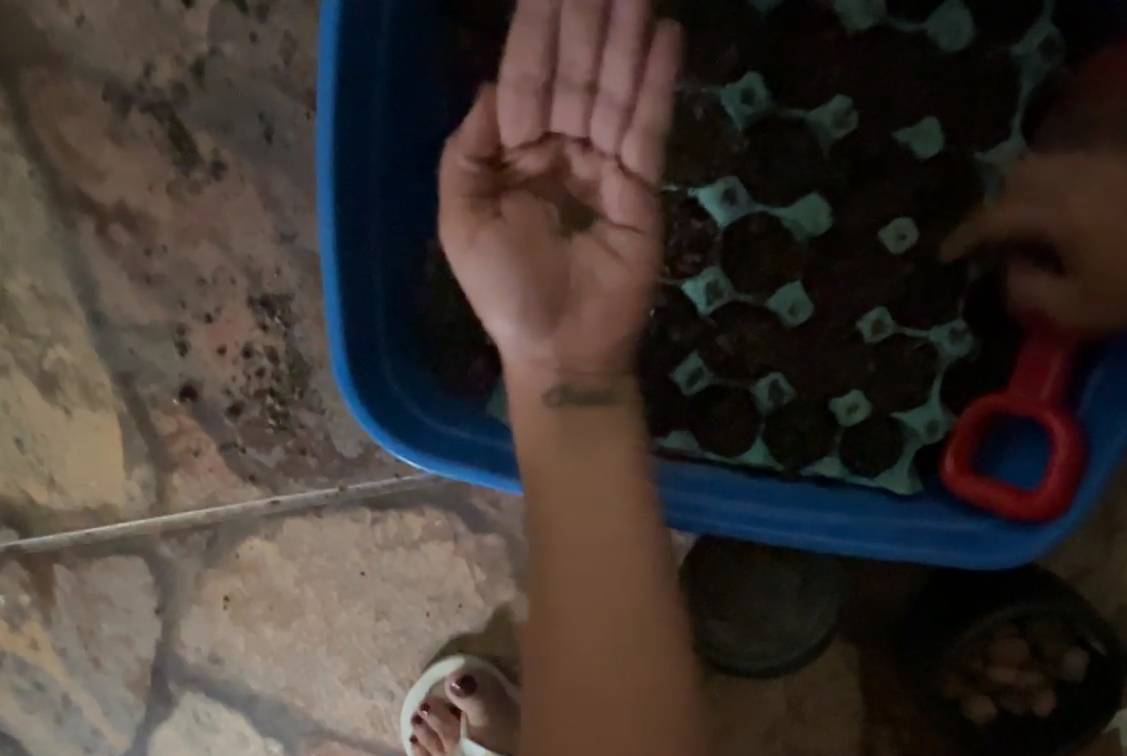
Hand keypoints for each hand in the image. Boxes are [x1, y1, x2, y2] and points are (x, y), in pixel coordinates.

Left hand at [438, 0, 682, 380]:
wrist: (559, 351)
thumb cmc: (505, 293)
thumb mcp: (462, 219)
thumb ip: (469, 150)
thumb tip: (492, 88)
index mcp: (515, 158)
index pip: (526, 80)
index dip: (536, 32)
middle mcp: (561, 155)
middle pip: (574, 75)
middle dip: (586, 20)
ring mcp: (604, 172)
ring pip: (613, 93)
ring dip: (625, 38)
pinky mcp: (642, 194)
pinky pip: (648, 132)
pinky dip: (656, 86)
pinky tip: (664, 37)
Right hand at [940, 152, 1126, 336]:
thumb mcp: (1074, 312)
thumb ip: (1025, 290)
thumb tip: (1008, 269)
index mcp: (1061, 207)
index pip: (994, 215)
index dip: (964, 236)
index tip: (947, 255)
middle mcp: (1084, 168)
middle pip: (1018, 174)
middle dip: (995, 205)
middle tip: (990, 239)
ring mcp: (1120, 157)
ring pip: (1054, 161)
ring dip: (1030, 190)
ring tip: (1030, 224)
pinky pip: (1088, 160)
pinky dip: (1065, 183)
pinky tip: (1076, 212)